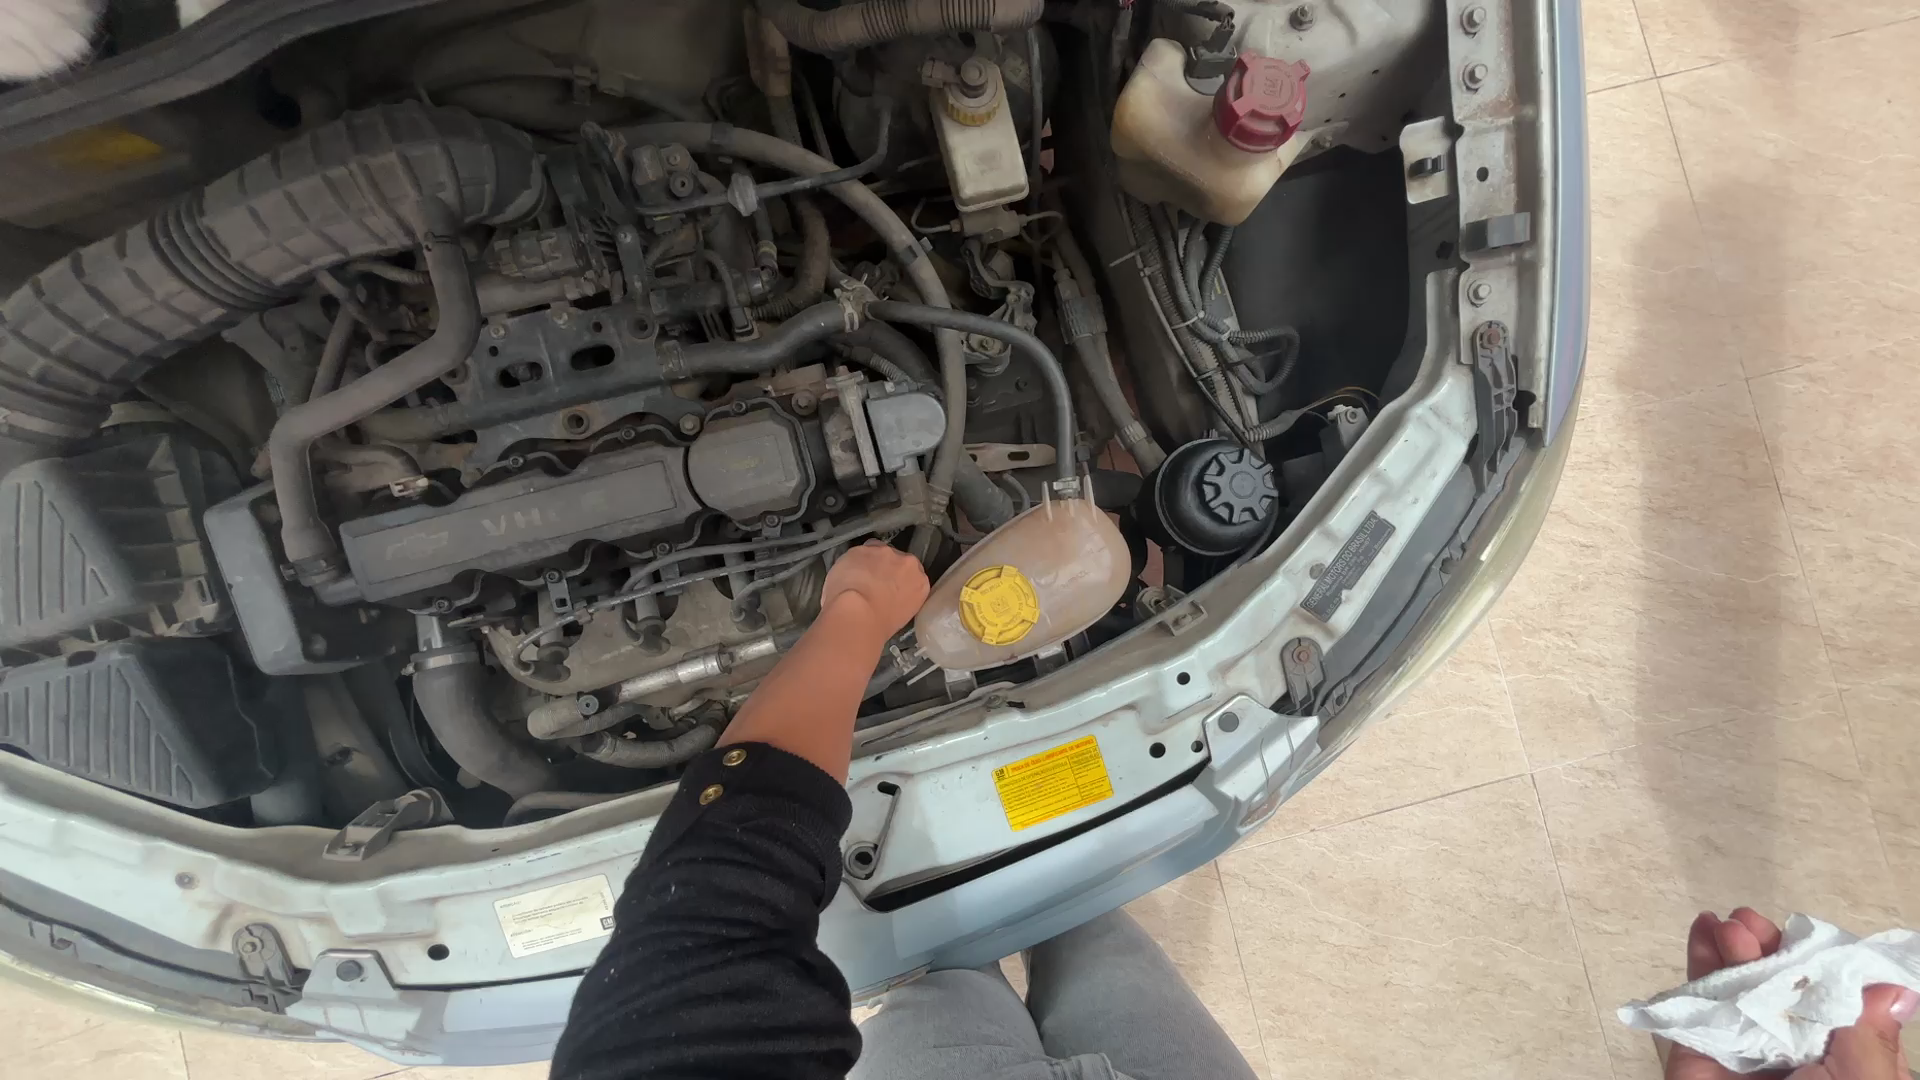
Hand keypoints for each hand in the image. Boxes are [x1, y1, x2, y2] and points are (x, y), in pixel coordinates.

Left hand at [818, 541, 928, 641]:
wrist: (858, 613)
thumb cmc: (880, 625)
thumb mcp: (902, 615)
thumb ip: (901, 597)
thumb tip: (889, 596)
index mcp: (920, 581)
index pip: (912, 575)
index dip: (898, 580)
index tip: (889, 588)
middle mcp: (906, 562)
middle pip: (896, 560)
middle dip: (885, 568)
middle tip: (872, 584)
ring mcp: (883, 552)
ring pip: (876, 552)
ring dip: (868, 563)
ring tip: (856, 580)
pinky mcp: (861, 549)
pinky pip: (857, 553)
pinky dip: (851, 563)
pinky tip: (845, 577)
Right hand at [1665, 908, 1918, 1079]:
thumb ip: (1870, 1046)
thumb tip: (1895, 989)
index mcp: (1844, 1061)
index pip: (1838, 1003)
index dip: (1824, 965)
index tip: (1811, 936)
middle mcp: (1796, 1046)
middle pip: (1783, 986)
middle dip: (1770, 949)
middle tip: (1754, 924)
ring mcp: (1744, 1038)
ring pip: (1738, 982)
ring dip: (1732, 946)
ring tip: (1729, 924)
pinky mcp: (1697, 1036)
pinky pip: (1696, 993)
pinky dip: (1697, 954)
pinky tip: (1701, 926)